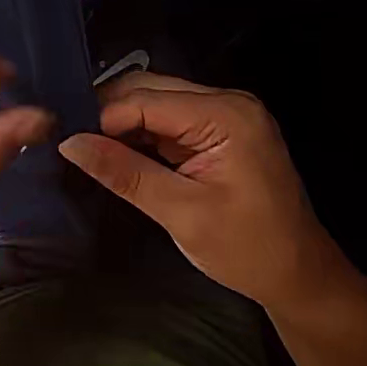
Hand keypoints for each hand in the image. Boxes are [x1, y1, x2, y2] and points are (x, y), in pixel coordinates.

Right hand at [58, 71, 348, 312]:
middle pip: (150, 90)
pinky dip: (140, 135)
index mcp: (226, 115)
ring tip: (87, 148)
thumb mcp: (182, 213)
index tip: (66, 143)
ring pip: (155, 101)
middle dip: (108, 114)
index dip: (102, 118)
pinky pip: (168, 120)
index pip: (146, 100)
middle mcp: (227, 101)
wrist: (300, 275)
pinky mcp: (218, 130)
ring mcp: (225, 114)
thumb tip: (71, 144)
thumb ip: (125, 173)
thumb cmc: (248, 249)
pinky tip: (116, 153)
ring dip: (121, 123)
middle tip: (71, 143)